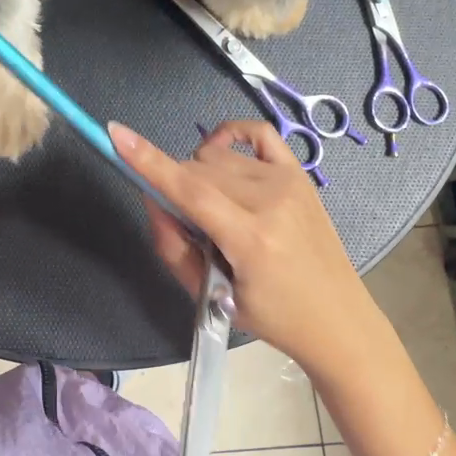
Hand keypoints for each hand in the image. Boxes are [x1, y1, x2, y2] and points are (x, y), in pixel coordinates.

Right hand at [110, 120, 368, 365]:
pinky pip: (257, 133)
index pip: (189, 189)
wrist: (340, 322)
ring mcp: (289, 182)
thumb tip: (151, 198)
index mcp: (250, 238)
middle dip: (176, 188)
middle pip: (197, 171)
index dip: (148, 161)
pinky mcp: (300, 175)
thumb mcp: (213, 297)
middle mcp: (271, 201)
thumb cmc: (274, 318)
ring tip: (217, 211)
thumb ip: (174, 248)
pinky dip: (230, 134)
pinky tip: (221, 151)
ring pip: (217, 157)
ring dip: (200, 176)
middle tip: (190, 226)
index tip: (116, 134)